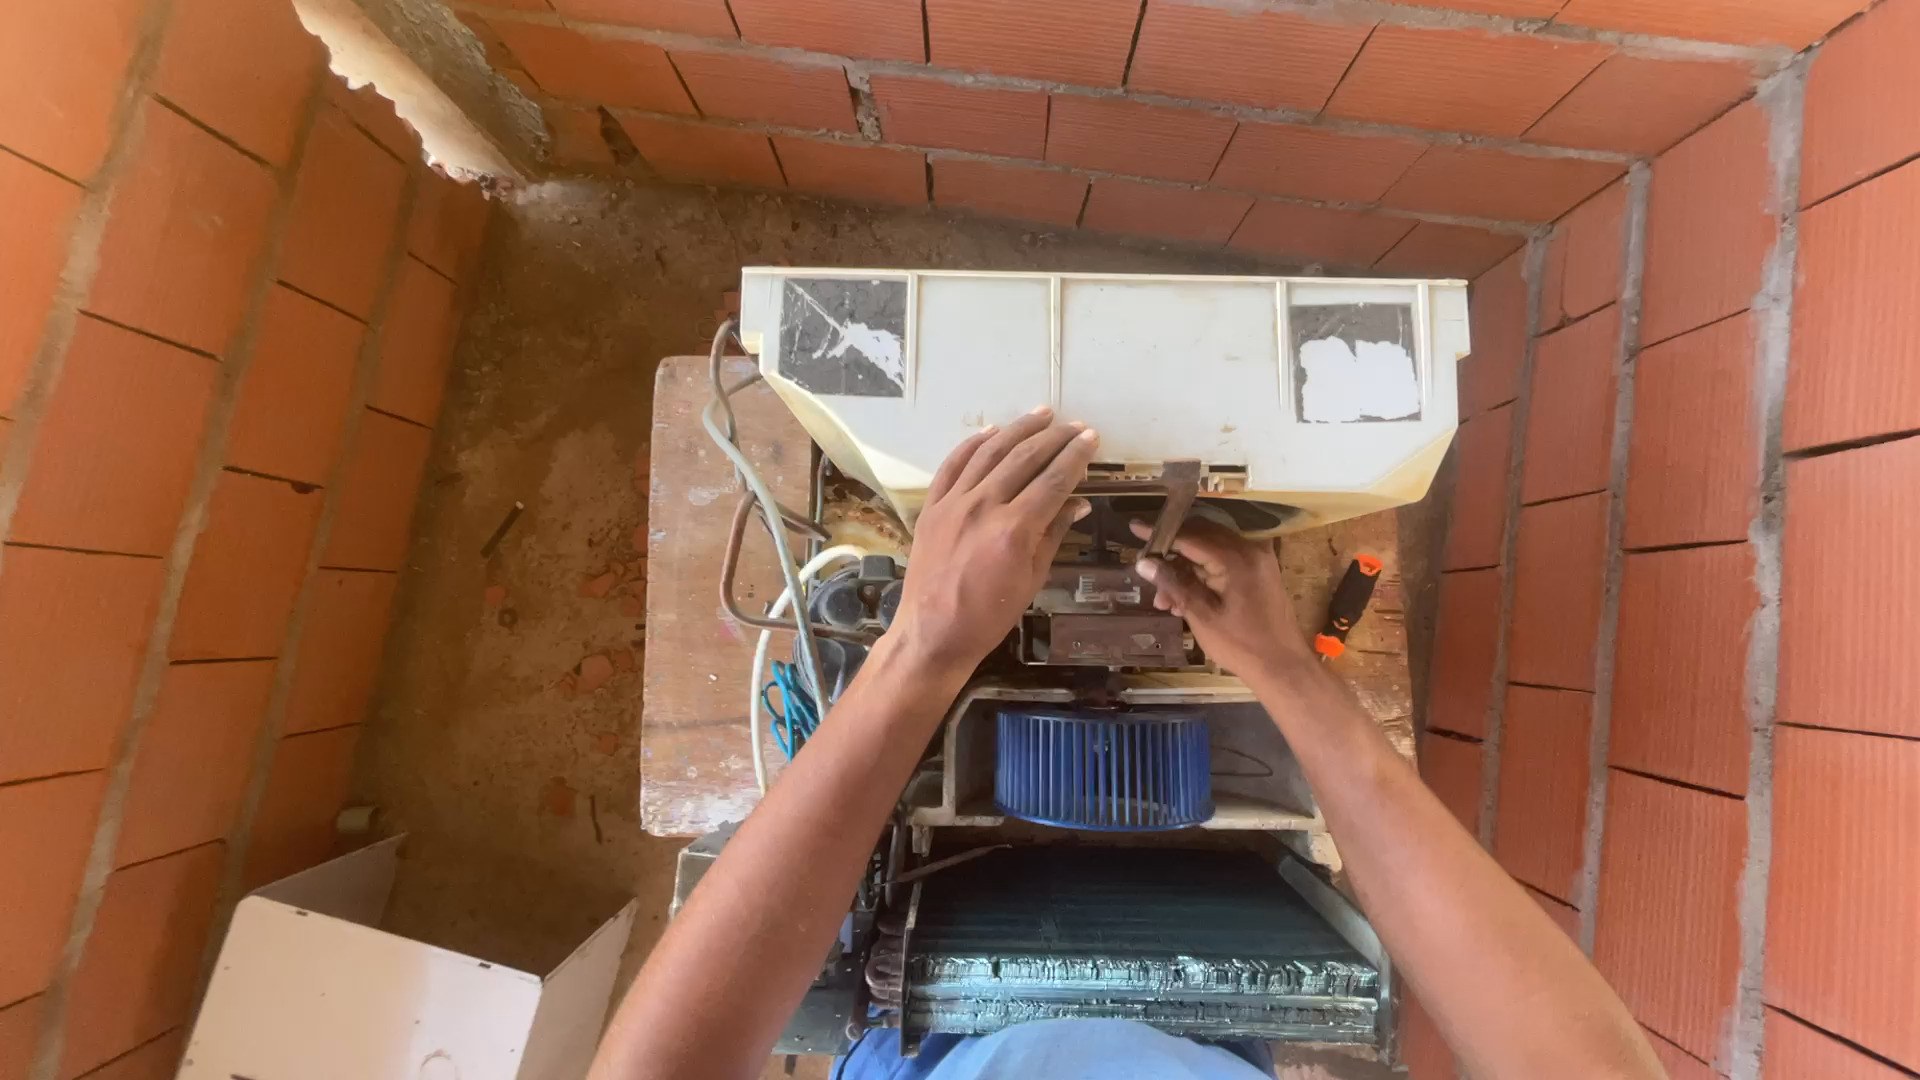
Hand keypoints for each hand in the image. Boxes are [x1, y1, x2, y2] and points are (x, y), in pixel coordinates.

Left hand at [890, 407, 1097, 674]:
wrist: (932, 633)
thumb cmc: (989, 616)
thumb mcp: (1031, 579)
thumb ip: (1053, 534)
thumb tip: (1077, 503)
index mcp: (1014, 529)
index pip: (1054, 480)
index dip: (1076, 456)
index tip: (1091, 439)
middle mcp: (983, 507)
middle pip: (1024, 458)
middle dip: (1054, 438)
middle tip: (1075, 426)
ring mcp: (953, 503)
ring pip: (989, 453)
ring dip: (1018, 430)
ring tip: (1042, 415)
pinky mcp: (932, 507)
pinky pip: (953, 465)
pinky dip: (973, 444)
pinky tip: (992, 432)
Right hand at [1130, 518, 1315, 677]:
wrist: (1283, 667)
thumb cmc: (1240, 644)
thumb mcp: (1201, 615)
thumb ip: (1173, 583)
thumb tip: (1143, 562)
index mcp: (1236, 558)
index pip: (1189, 536)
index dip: (1159, 533)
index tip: (1134, 528)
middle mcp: (1250, 550)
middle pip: (1200, 537)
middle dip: (1171, 554)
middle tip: (1147, 568)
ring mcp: (1258, 559)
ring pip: (1210, 551)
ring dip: (1185, 569)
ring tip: (1164, 600)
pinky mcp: (1259, 571)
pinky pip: (1224, 562)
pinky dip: (1202, 574)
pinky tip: (1184, 598)